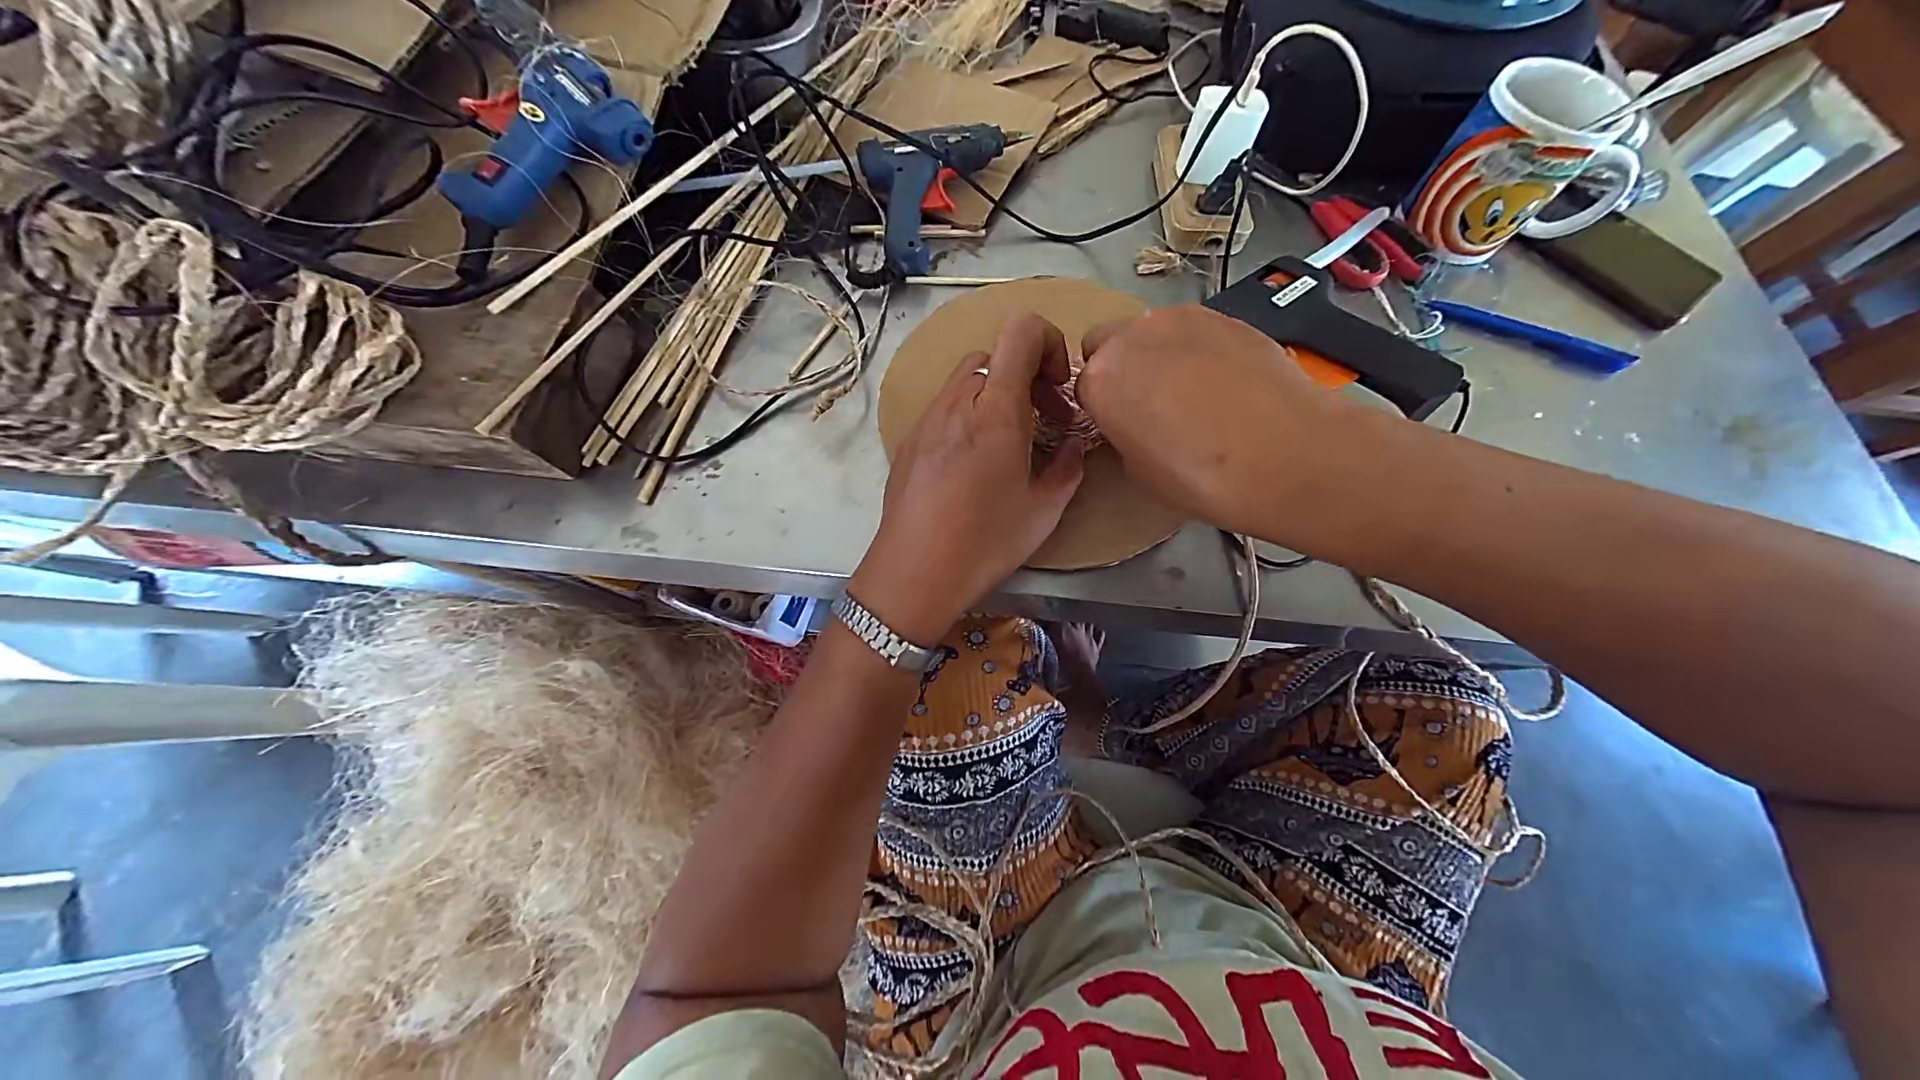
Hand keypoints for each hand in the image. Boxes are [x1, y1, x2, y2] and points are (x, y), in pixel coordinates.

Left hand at [850, 313, 1087, 643]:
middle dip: (1027, 376)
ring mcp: (927, 420)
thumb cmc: (984, 543)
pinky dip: (971, 414)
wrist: (913, 573)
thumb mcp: (1043, 511)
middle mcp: (957, 403)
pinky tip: (976, 461)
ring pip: (968, 380)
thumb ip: (1068, 467)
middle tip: (1044, 421)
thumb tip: (1074, 445)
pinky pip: (947, 407)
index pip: (1020, 331)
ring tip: (1011, 443)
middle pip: (995, 355)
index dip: (1048, 343)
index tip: (1058, 387)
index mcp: (995, 411)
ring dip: (998, 396)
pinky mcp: (910, 440)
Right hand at [1076, 305, 1375, 540]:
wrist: (1282, 453)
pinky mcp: (1220, 314)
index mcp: (1099, 381)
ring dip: (1155, 353)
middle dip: (1119, 366)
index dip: (1101, 405)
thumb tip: (1132, 422)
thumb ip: (1121, 432)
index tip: (1120, 422)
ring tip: (1190, 390)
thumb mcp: (1139, 469)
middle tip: (1148, 401)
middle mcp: (1129, 339)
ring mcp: (1177, 320)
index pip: (1082, 385)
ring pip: (1148, 331)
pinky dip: (1195, 346)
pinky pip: (1190, 328)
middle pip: (1106, 343)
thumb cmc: (1203, 475)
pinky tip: (1220, 378)